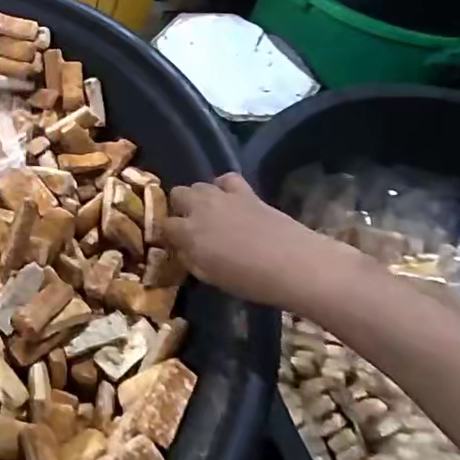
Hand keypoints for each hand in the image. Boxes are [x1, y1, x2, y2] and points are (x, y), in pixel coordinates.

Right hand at [163, 173, 350, 309]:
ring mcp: (224, 196)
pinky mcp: (247, 192)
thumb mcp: (210, 277)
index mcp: (187, 232)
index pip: (165, 225)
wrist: (294, 264)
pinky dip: (224, 186)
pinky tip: (230, 199)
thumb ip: (191, 259)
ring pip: (199, 184)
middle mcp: (200, 208)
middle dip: (180, 207)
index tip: (176, 242)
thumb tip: (184, 249)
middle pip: (178, 193)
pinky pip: (227, 179)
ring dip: (200, 196)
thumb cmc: (249, 280)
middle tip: (192, 225)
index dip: (169, 233)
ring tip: (211, 212)